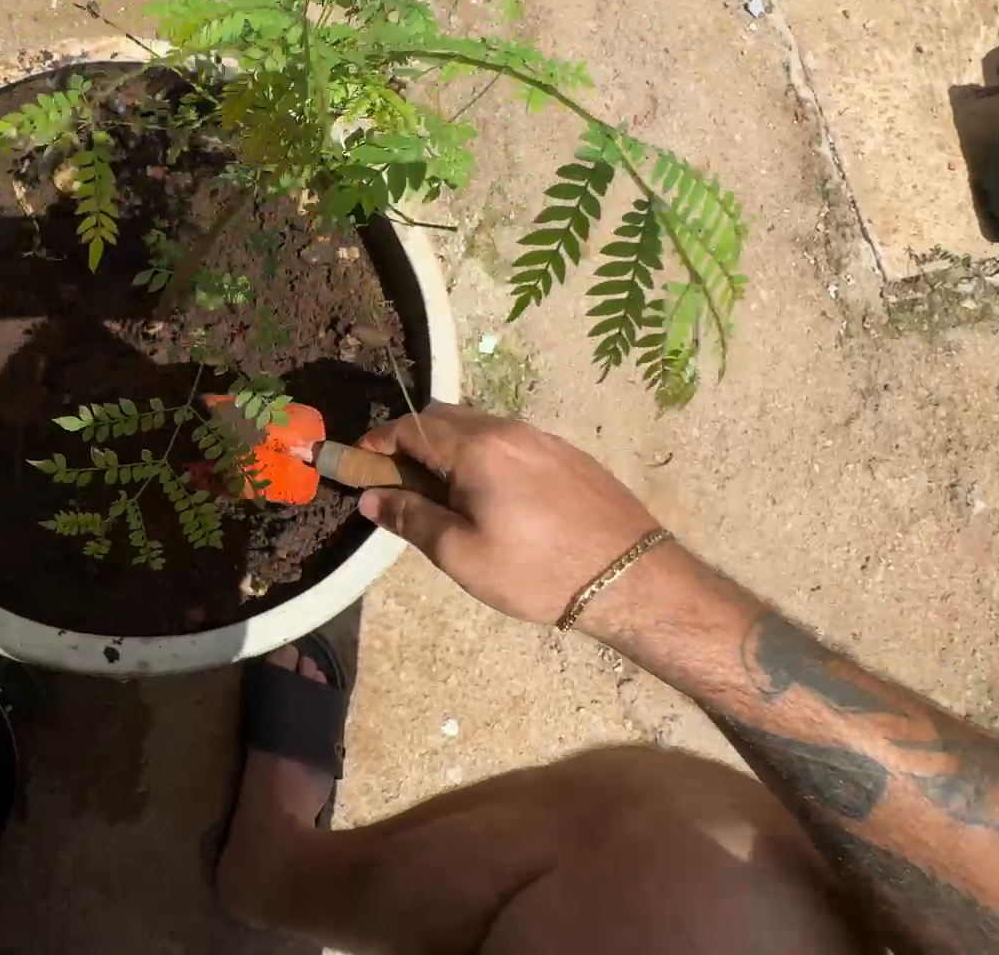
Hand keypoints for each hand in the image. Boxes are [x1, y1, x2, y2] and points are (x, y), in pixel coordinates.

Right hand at [355, 403, 657, 625]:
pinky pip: (508, 439)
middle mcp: (507, 430)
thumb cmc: (537, 572)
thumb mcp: (460, 554)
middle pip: (441, 415)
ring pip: (477, 424)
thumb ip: (410, 518)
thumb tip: (370, 497)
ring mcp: (543, 439)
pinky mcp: (568, 454)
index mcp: (475, 449)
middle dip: (410, 439)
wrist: (638, 583)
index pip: (409, 428)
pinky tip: (492, 494)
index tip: (360, 463)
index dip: (376, 442)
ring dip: (447, 445)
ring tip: (446, 491)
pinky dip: (482, 453)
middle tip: (400, 480)